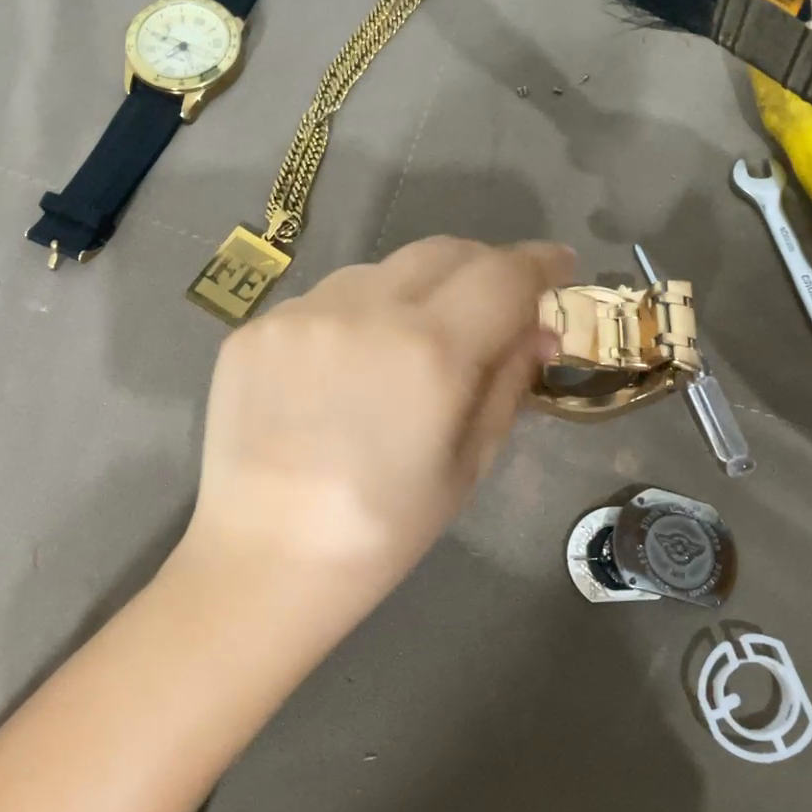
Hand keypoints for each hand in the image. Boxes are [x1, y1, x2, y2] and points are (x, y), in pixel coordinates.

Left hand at [180, 237, 570, 613]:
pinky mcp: (254, 330)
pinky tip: (345, 371)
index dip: (540, 265)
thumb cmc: (383, 531)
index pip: (502, 274)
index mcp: (429, 350)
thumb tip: (535, 330)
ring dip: (412, 293)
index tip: (557, 270)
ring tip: (410, 347)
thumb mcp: (466, 466)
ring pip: (377, 273)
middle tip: (491, 308)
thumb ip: (506, 384)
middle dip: (480, 269)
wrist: (267, 558)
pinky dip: (352, 320)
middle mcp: (363, 310)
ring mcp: (299, 315)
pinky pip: (322, 303)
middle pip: (441, 253)